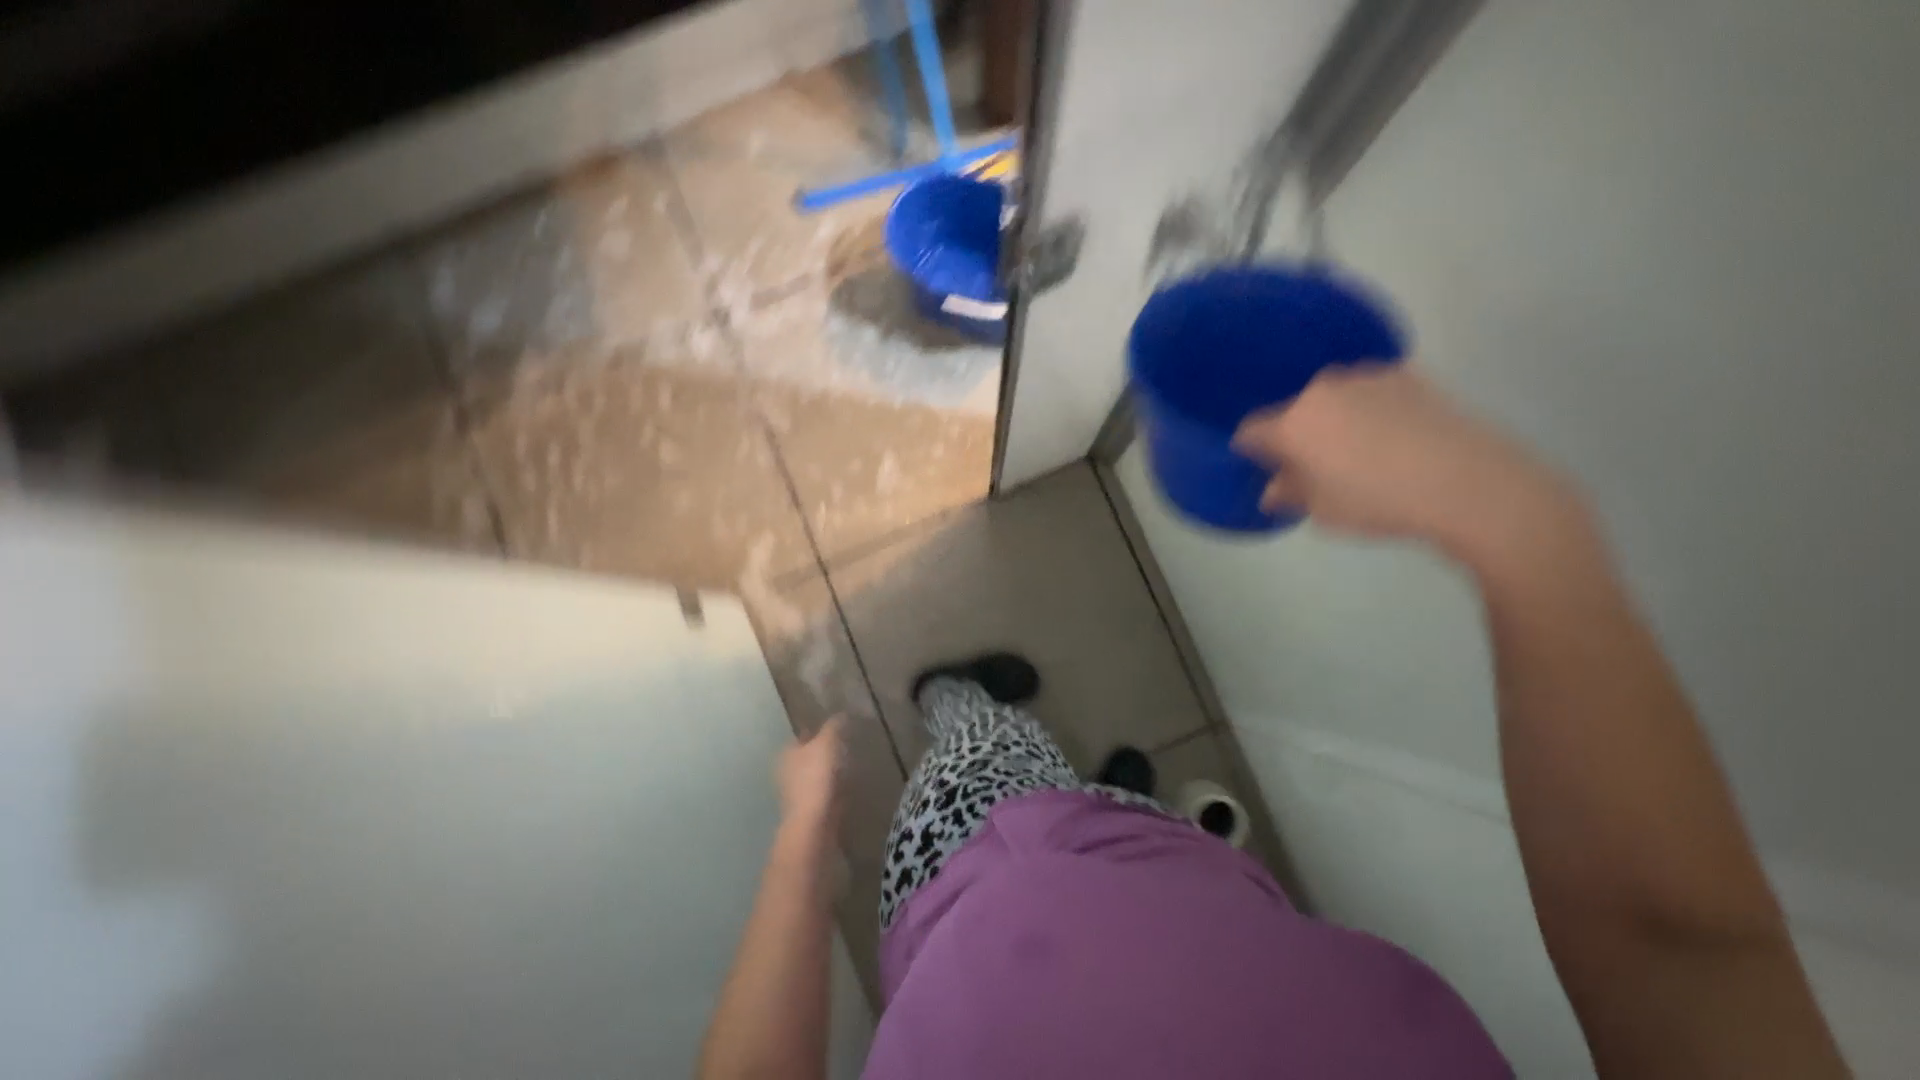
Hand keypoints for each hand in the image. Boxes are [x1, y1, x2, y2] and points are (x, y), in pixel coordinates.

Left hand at [778, 716, 846, 828]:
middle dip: (826, 752)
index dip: (819, 730)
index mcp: (787, 753)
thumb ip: (833, 726)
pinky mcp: (811, 811)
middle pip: (809, 757)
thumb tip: (841, 713)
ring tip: (853, 765)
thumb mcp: (827, 743)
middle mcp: (788, 772)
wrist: (814, 825)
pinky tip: (851, 787)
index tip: (839, 728)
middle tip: (849, 745)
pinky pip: (826, 794)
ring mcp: (799, 794)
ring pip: (818, 776)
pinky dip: (836, 790)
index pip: (803, 736)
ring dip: (832, 772)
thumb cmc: (816, 778)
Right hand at [1231, 365, 1587, 564]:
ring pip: (1335, 398)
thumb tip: (1273, 488)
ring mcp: (1367, 378)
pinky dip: (1373, 410)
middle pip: (1294, 410)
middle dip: (1298, 434)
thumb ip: (1291, 493)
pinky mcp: (1408, 375)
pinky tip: (1396, 439)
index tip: (1265, 469)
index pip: (1251, 431)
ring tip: (1363, 453)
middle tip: (1317, 467)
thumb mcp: (1325, 511)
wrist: (1469, 483)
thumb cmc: (1381, 503)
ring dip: (1336, 419)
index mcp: (1293, 424)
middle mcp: (1322, 390)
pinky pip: (1372, 392)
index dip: (1251, 450)